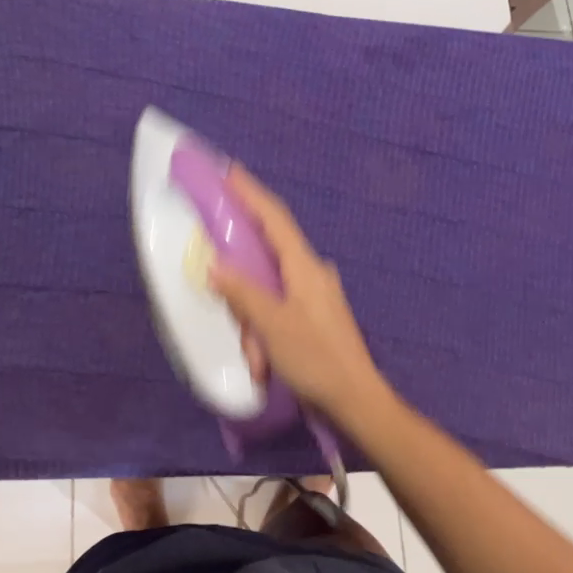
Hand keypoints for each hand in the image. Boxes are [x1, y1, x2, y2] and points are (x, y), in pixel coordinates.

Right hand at [210, 168, 391, 416]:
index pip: (273, 217)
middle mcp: (311, 273)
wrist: (357, 401)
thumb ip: (242, 292)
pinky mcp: (314, 319)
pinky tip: (266, 365)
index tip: (229, 171)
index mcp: (303, 266)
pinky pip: (277, 314)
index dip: (250, 193)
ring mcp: (315, 297)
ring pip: (267, 295)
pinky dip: (265, 336)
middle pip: (264, 260)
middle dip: (243, 293)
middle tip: (240, 324)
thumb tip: (215, 264)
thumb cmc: (315, 358)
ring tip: (260, 361)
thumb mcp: (271, 325)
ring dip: (254, 327)